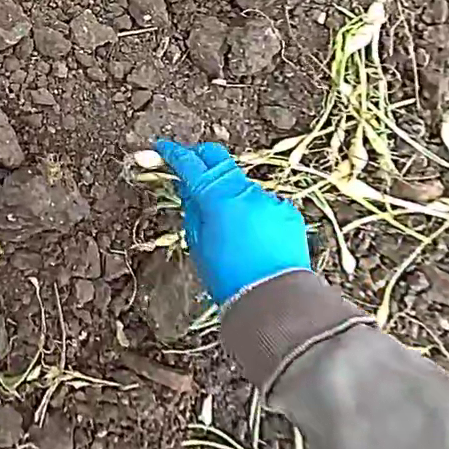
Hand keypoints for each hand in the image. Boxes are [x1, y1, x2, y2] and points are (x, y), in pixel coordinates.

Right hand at [155, 140, 309, 303]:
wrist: (275, 302)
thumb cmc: (228, 279)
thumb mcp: (198, 245)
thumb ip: (192, 210)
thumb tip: (188, 188)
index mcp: (217, 198)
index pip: (190, 164)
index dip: (173, 153)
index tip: (162, 147)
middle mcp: (244, 190)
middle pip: (218, 158)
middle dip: (202, 158)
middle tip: (191, 167)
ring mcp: (268, 199)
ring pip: (241, 185)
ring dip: (230, 194)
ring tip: (228, 225)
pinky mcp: (287, 211)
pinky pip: (263, 203)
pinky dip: (253, 212)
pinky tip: (253, 237)